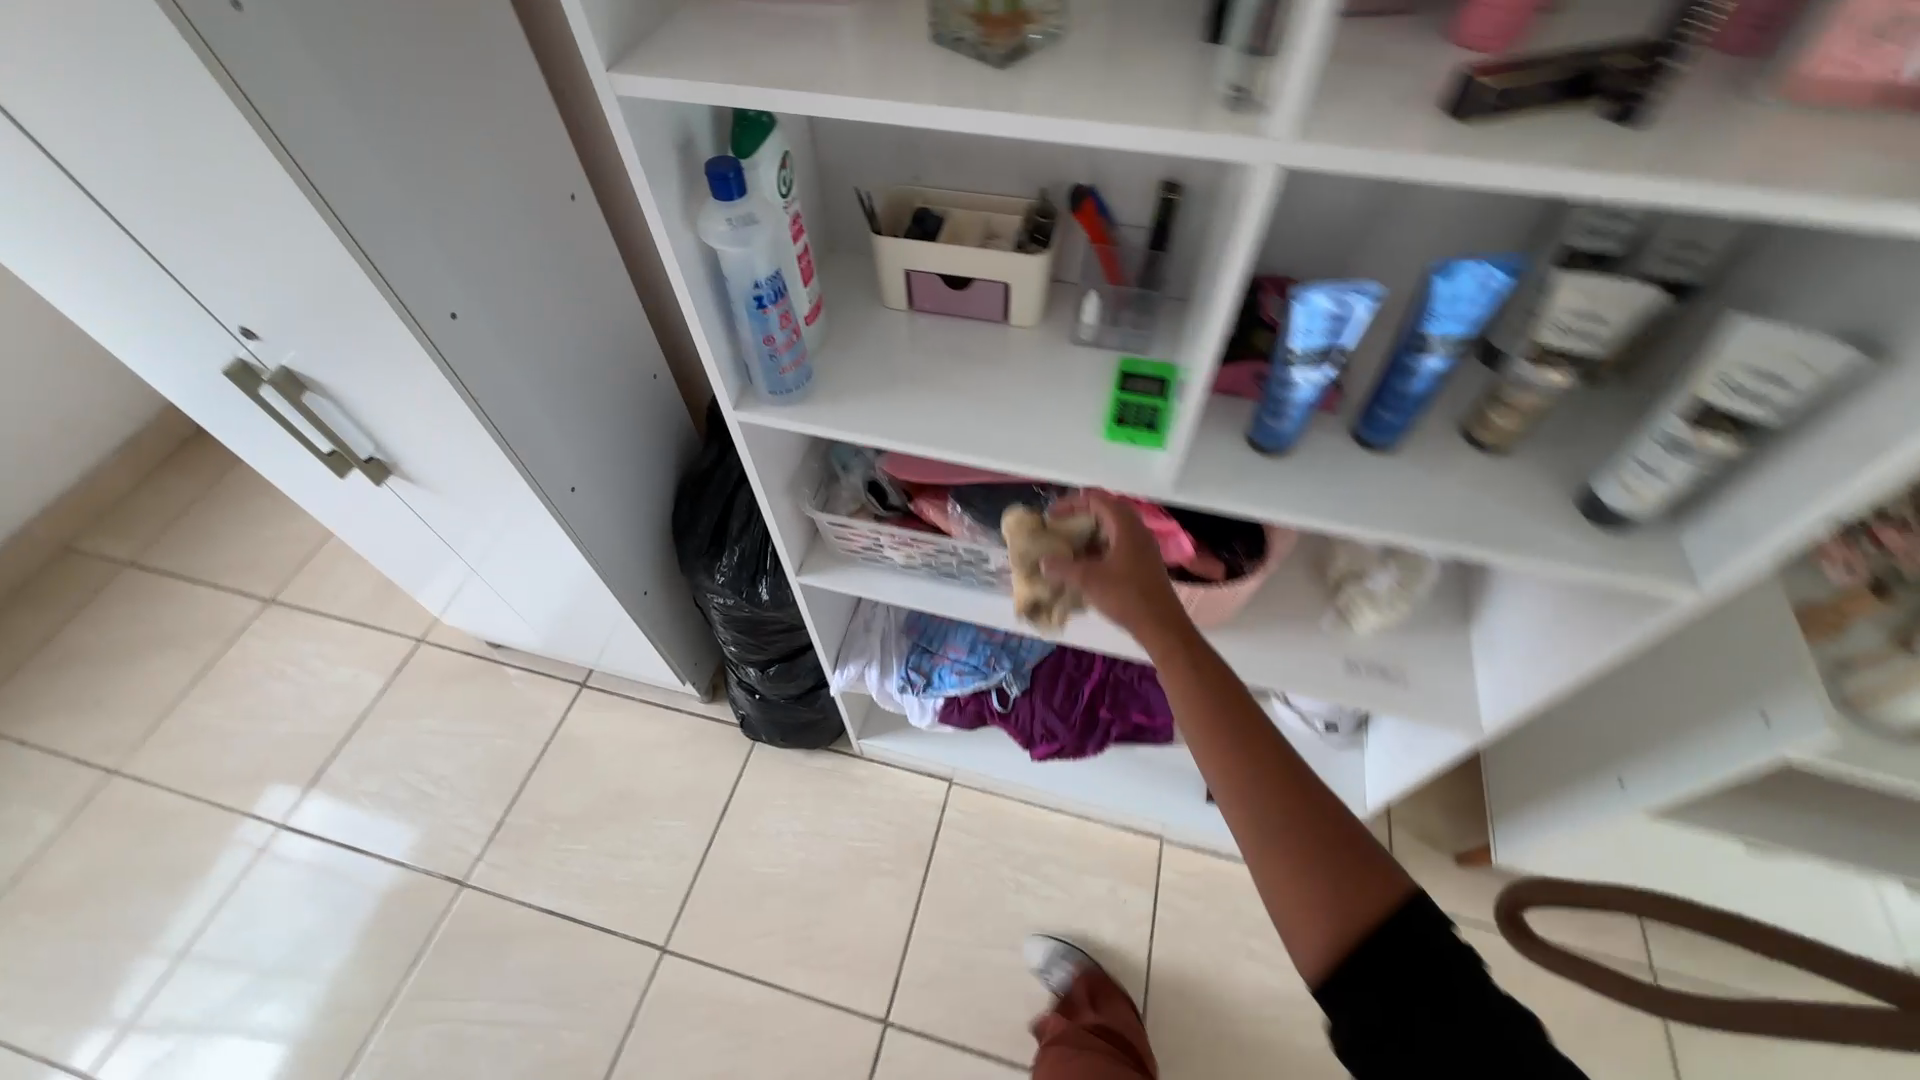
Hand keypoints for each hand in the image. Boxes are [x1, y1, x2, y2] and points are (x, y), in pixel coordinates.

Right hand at [1043, 492, 1189, 642]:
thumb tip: (1043, 562)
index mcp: (1125, 526)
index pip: (1096, 499)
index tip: (1051, 516)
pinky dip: (1101, 547)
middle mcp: (1137, 530)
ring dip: (1092, 532)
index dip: (1071, 503)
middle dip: (1082, 514)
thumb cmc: (1125, 595)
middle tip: (1061, 525)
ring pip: (1114, 529)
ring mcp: (1143, 547)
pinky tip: (1087, 563)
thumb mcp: (1088, 579)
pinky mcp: (1144, 563)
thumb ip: (1063, 567)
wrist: (1161, 624)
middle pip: (1107, 510)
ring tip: (1071, 543)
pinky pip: (1119, 545)